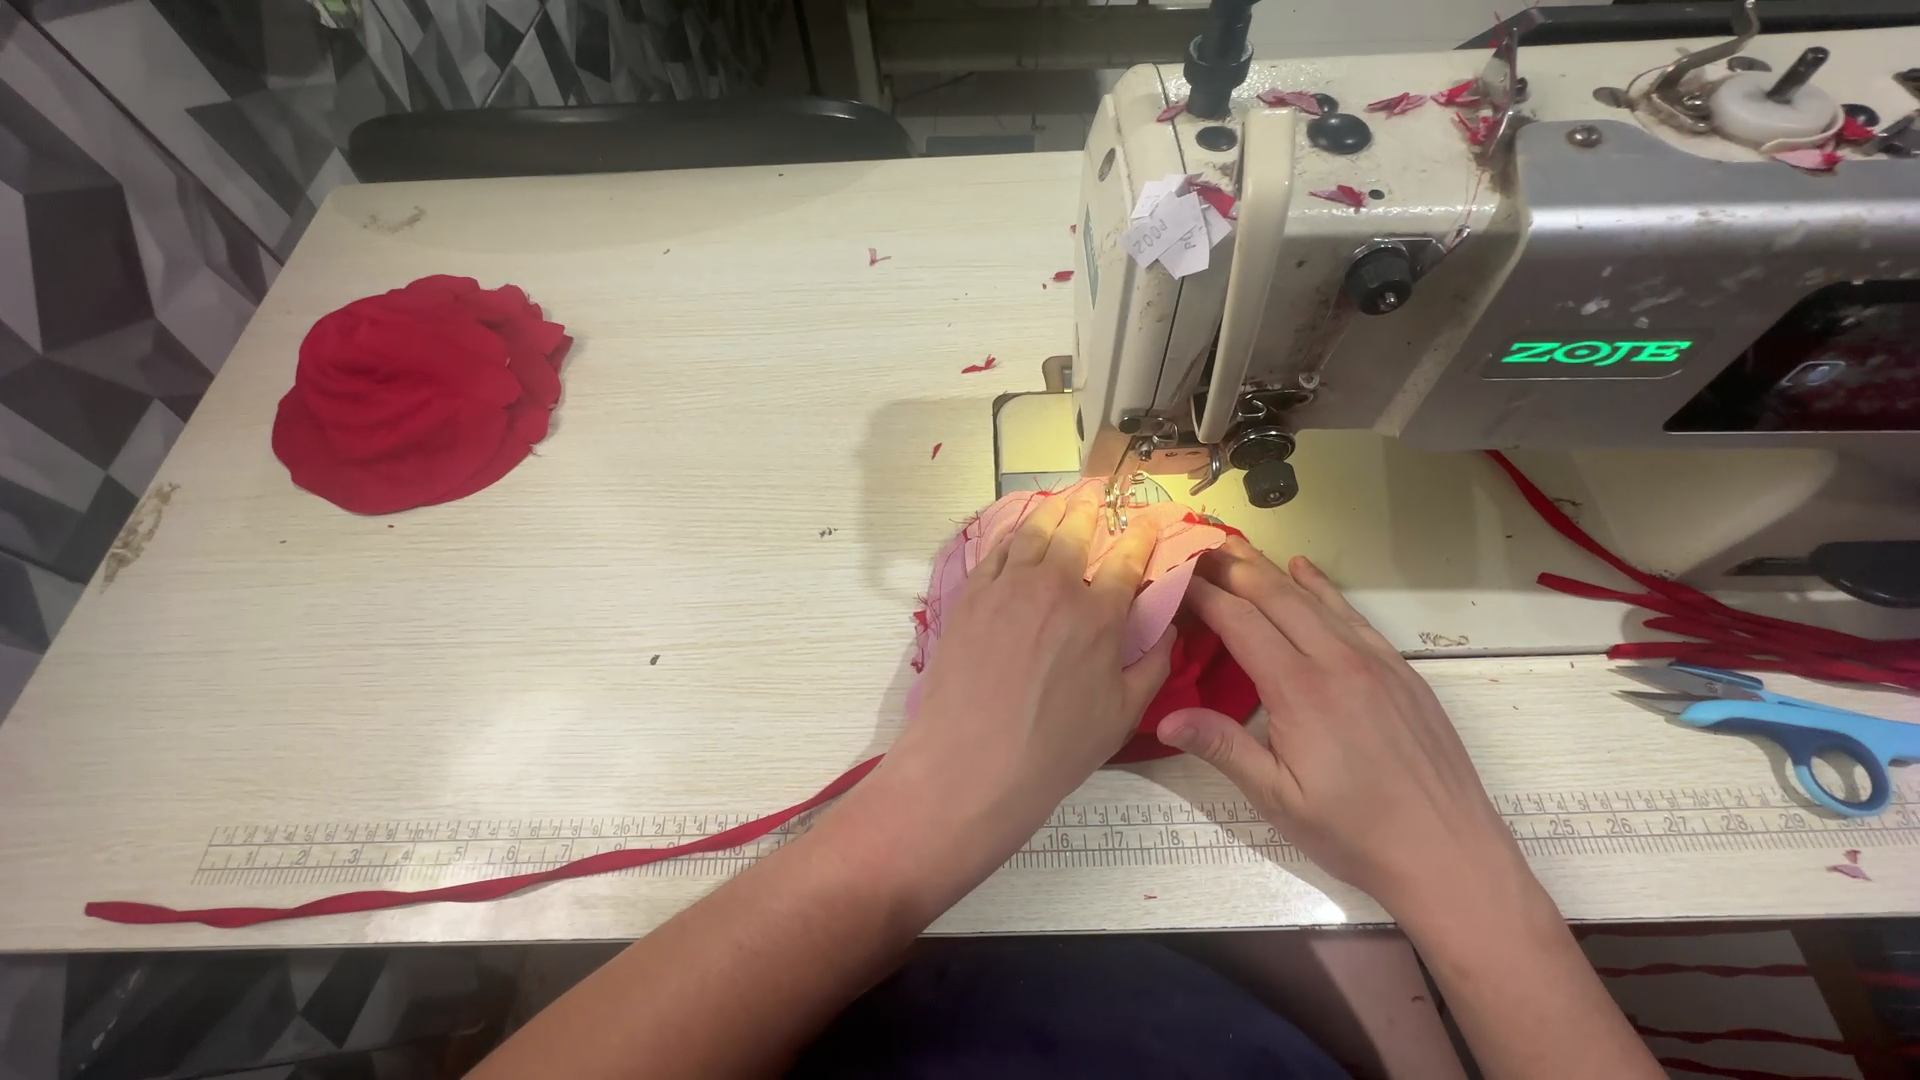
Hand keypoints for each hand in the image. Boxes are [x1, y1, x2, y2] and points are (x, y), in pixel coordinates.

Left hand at [881, 484, 1175, 847]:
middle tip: (1099, 493)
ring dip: (1051, 511)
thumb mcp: (1122, 715)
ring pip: (1032, 533)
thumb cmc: (1054, 747)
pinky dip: (1010, 535)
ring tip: (1061, 500)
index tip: (1150, 519)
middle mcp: (1053, 587)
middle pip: (1076, 532)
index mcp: (1097, 615)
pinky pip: (993, 552)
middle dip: (1093, 509)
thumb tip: (1169, 632)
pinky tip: (1016, 532)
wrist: (972, 761)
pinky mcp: (971, 597)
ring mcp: (1006, 587)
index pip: (1128, 560)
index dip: (1142, 535)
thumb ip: (1151, 666)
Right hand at [1155, 537, 1528, 923]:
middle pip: (1276, 596)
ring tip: (1237, 548)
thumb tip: (1165, 716)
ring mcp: (1376, 662)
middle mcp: (1338, 661)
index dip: (1204, 595)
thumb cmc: (1355, 833)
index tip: (1175, 576)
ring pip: (1314, 598)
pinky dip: (1322, 587)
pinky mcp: (1401, 671)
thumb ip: (1223, 748)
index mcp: (1300, 690)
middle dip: (1233, 568)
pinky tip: (1305, 570)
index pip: (1241, 622)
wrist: (1452, 856)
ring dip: (1272, 569)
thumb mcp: (1278, 799)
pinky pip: (1353, 614)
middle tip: (1198, 547)